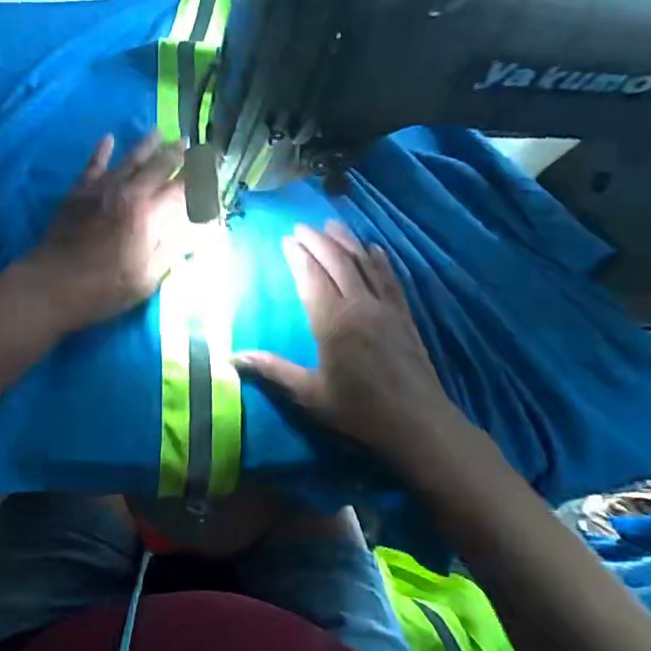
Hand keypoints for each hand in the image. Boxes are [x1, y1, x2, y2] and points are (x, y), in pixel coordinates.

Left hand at [11, 132, 190, 332]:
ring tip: (159, 132)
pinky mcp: (77, 194)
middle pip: (158, 166)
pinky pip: (93, 166)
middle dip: (178, 153)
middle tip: (191, 142)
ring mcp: (101, 190)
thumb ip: (173, 248)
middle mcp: (128, 193)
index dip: (201, 178)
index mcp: (149, 215)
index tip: (214, 167)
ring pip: (129, 160)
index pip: (183, 189)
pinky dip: (101, 151)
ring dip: (146, 144)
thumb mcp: (148, 277)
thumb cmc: (103, 289)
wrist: (51, 285)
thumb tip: (201, 229)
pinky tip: (108, 139)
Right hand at [234, 222, 464, 453]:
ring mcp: (386, 309)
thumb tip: (232, 357)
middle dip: (319, 241)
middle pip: (338, 263)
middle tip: (302, 226)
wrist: (418, 425)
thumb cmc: (358, 412)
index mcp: (333, 323)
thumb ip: (273, 370)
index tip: (286, 239)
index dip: (299, 256)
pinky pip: (390, 279)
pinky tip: (375, 249)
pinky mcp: (405, 317)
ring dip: (347, 242)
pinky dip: (379, 261)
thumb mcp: (309, 395)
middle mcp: (360, 307)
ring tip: (332, 225)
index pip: (312, 278)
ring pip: (365, 265)